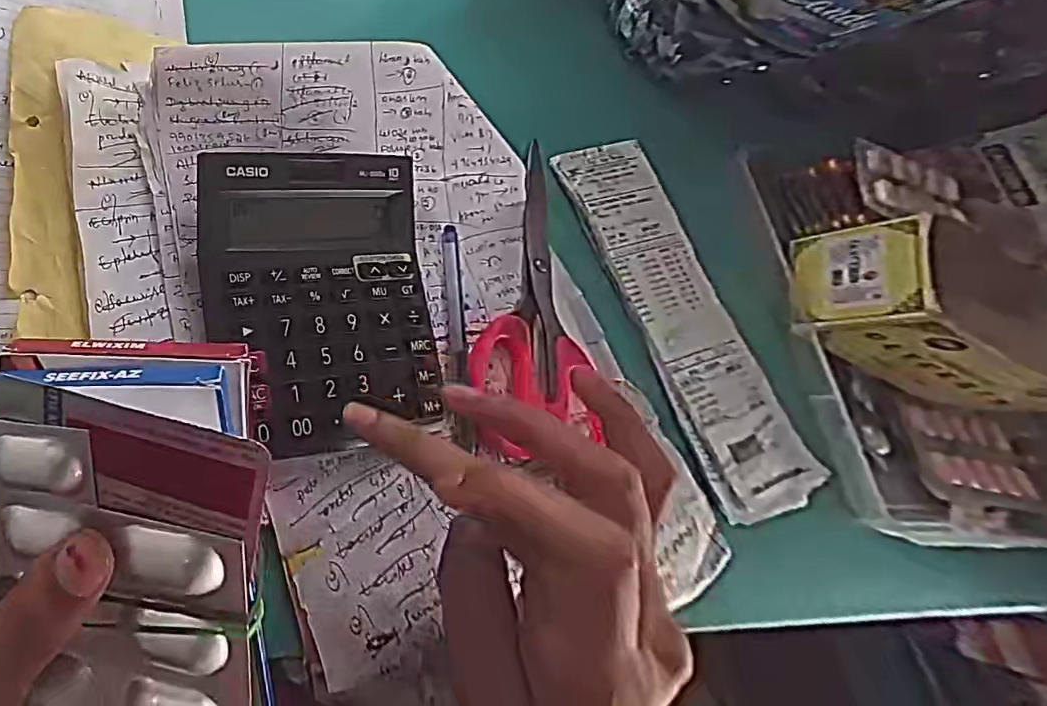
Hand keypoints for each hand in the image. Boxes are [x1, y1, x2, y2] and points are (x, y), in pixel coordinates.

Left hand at [0, 417, 116, 705]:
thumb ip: (35, 610)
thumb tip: (95, 547)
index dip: (27, 403)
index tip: (87, 391)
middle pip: (30, 476)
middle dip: (83, 461)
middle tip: (144, 449)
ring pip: (52, 525)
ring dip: (95, 517)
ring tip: (155, 501)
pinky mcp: (16, 614)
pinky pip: (63, 571)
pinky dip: (95, 566)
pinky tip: (135, 572)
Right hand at [343, 369, 691, 705]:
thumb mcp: (484, 687)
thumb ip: (471, 590)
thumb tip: (471, 516)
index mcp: (598, 652)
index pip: (540, 524)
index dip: (461, 464)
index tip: (387, 431)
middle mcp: (646, 618)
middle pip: (605, 488)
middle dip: (522, 426)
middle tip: (456, 400)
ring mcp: (659, 599)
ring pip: (647, 482)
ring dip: (590, 415)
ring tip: (561, 371)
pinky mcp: (649, 587)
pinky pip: (646, 498)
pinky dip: (618, 437)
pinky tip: (594, 402)